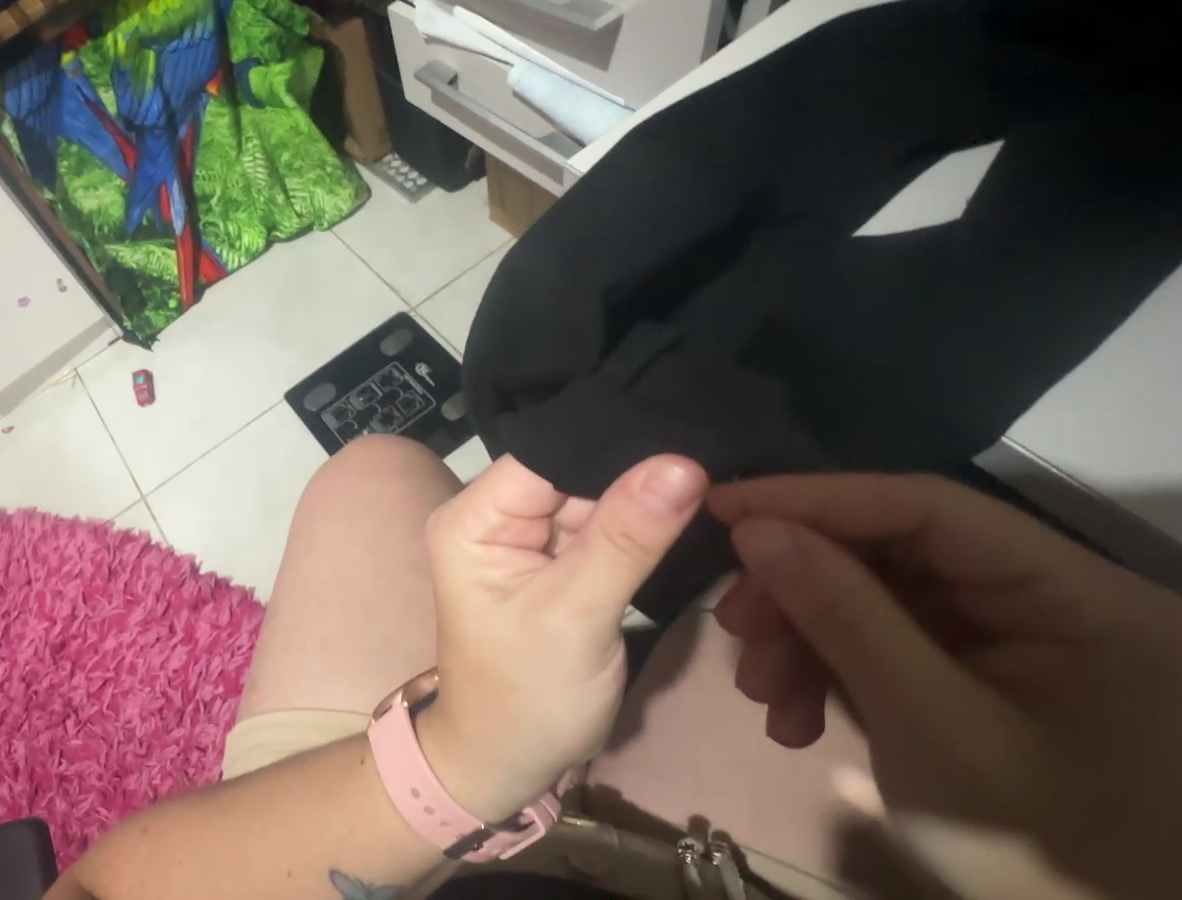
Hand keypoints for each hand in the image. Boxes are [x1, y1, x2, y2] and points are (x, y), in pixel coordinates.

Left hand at [416, 453, 707, 822]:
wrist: (507, 758)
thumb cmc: (526, 695)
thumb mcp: (576, 616)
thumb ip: (626, 538)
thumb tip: (681, 462)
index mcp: (472, 518)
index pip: (544, 453)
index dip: (608, 439)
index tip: (681, 423)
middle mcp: (491, 513)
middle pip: (569, 468)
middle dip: (631, 463)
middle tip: (709, 444)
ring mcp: (523, 534)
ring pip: (591, 492)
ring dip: (641, 490)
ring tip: (707, 470)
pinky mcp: (552, 556)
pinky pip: (600, 523)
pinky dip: (637, 521)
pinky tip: (684, 502)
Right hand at [709, 473, 1181, 898]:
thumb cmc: (1042, 853)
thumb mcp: (929, 728)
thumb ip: (842, 614)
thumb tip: (753, 528)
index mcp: (1087, 601)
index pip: (929, 509)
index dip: (815, 498)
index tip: (720, 508)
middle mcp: (1062, 607)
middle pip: (896, 558)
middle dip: (801, 592)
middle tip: (734, 628)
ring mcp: (1028, 650)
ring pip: (882, 604)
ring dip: (806, 642)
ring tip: (761, 695)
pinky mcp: (994, 687)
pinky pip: (895, 650)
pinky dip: (834, 675)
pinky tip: (797, 719)